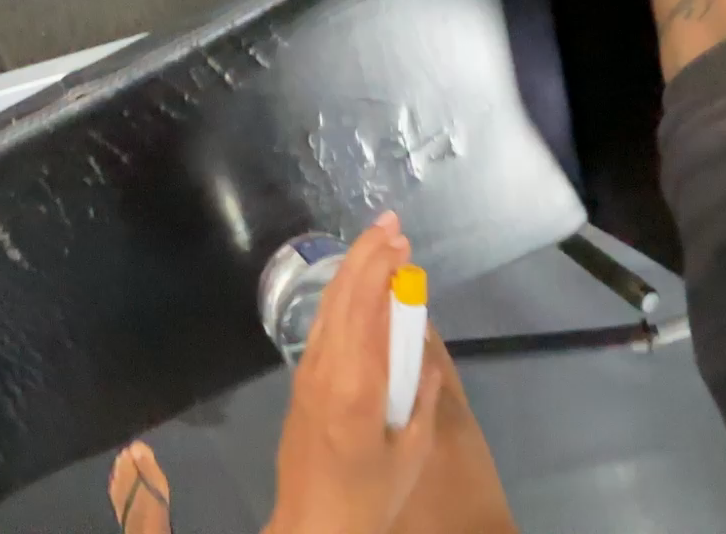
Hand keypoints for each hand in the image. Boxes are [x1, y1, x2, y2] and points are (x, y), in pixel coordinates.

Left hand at [265, 212, 441, 533]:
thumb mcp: (411, 455)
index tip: (402, 243)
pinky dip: (341, 293)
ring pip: (329, 303)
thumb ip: (422, 400)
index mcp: (357, 384)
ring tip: (377, 241)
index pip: (367, 308)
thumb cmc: (367, 498)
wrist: (310, 526)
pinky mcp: (301, 376)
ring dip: (352, 266)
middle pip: (344, 294)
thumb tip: (425, 357)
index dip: (383, 269)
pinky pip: (322, 322)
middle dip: (367, 252)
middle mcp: (326, 365)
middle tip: (391, 223)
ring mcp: (307, 368)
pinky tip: (354, 283)